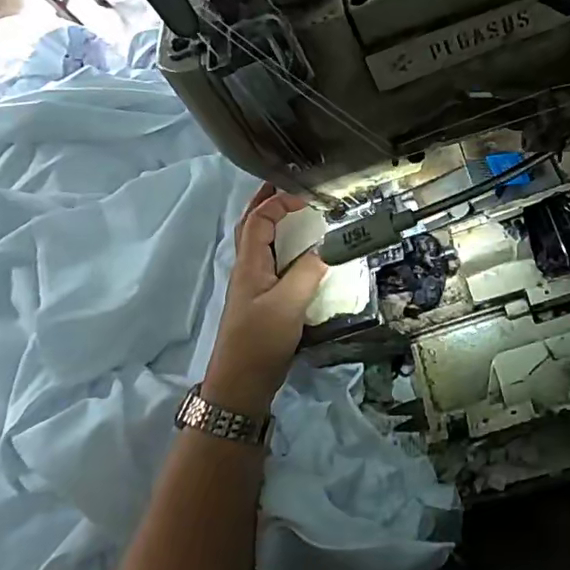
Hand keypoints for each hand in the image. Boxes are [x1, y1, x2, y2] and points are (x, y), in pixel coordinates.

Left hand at [203, 183, 328, 416]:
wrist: (241, 385)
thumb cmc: (259, 341)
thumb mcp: (288, 305)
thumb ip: (308, 272)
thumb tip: (328, 247)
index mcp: (249, 265)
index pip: (258, 221)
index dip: (277, 202)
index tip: (306, 197)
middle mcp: (248, 270)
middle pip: (252, 228)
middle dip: (266, 203)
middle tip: (285, 185)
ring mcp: (254, 287)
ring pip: (262, 246)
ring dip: (275, 224)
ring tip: (296, 211)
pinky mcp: (264, 302)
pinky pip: (274, 264)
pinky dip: (285, 248)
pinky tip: (303, 253)